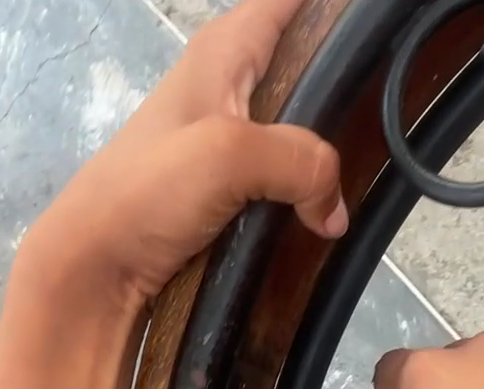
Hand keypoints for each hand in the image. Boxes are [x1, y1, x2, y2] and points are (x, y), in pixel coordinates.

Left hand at [28, 0, 346, 308]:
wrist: (98, 266)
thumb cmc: (149, 191)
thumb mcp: (229, 155)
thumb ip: (299, 164)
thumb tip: (335, 213)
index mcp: (223, 53)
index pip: (286, 2)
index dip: (328, 9)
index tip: (375, 32)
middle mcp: (229, 89)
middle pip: (302, 65)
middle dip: (344, 83)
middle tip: (384, 110)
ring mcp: (229, 146)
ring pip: (296, 131)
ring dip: (328, 148)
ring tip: (372, 162)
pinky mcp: (228, 195)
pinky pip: (283, 182)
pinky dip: (307, 193)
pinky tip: (327, 211)